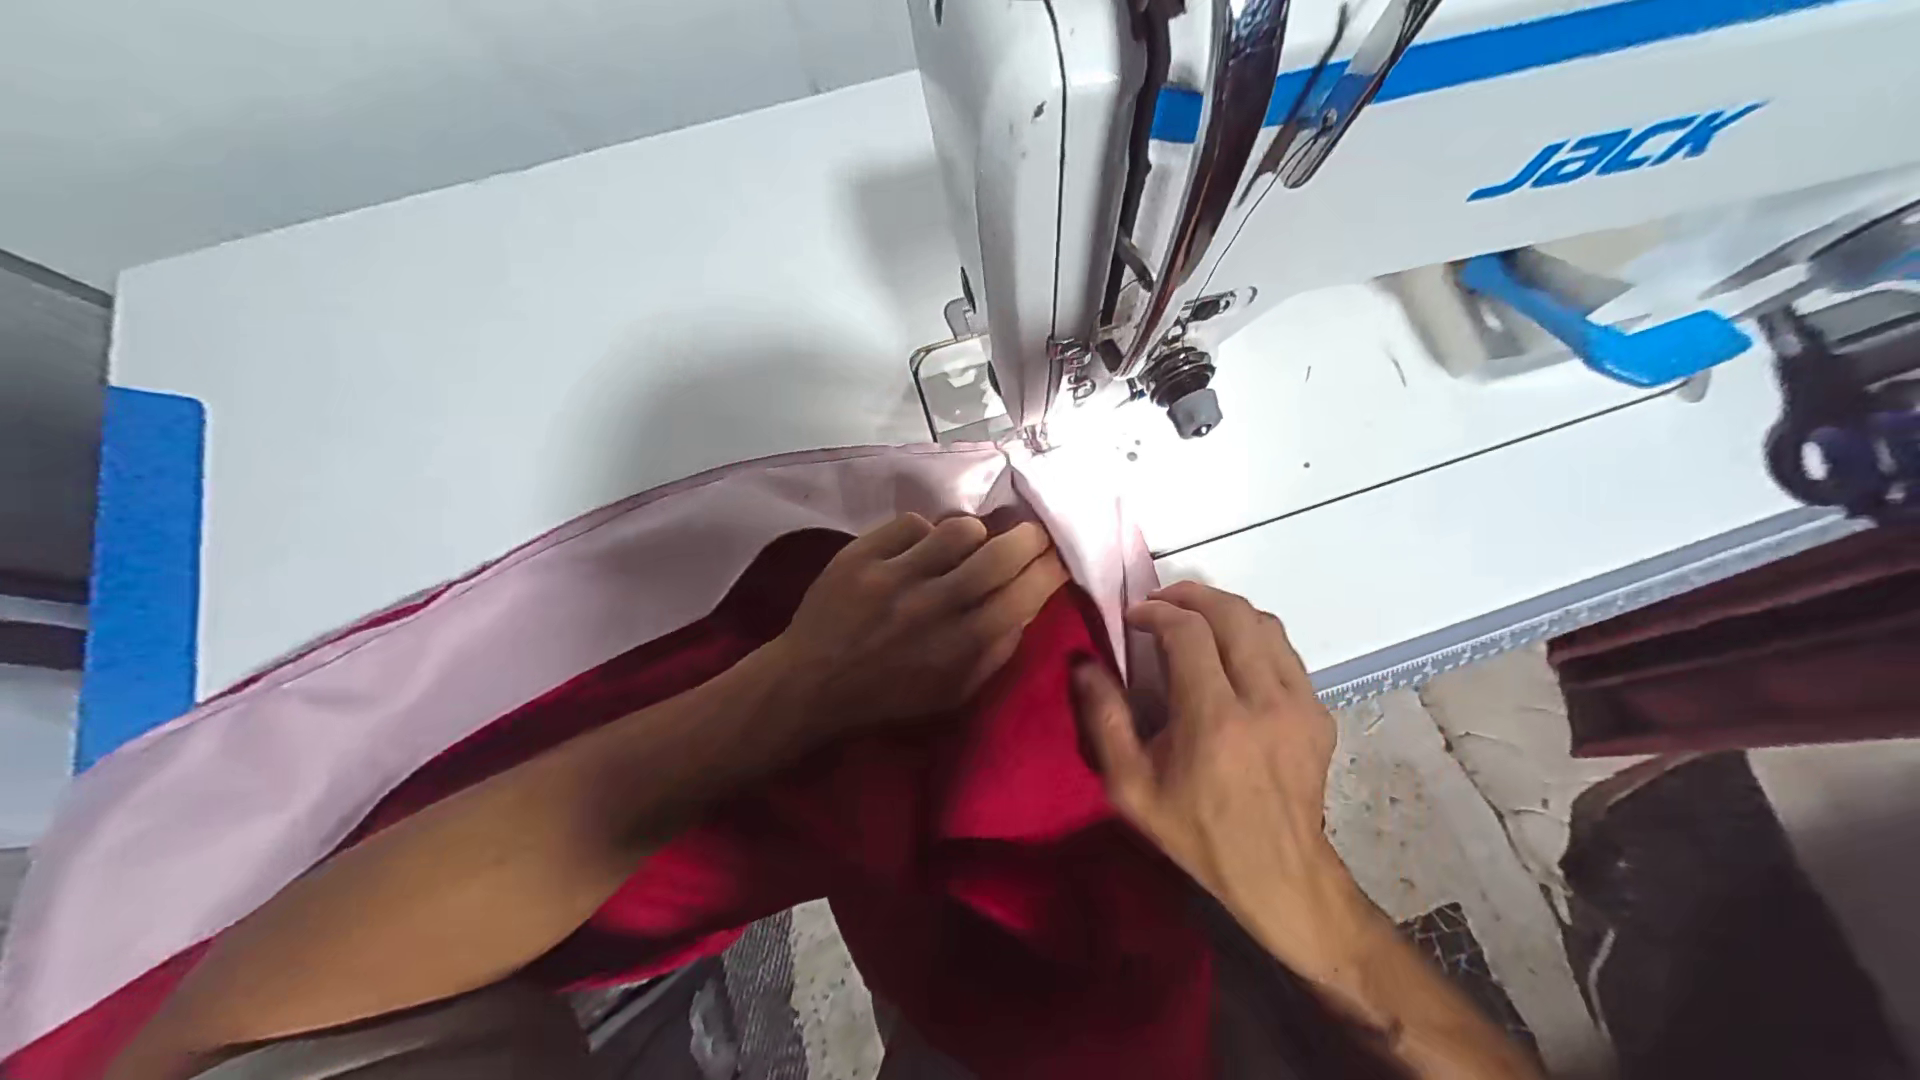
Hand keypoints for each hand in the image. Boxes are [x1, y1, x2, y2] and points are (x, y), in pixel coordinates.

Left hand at [767, 513, 1068, 739]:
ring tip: (967, 542)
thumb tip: (1026, 605)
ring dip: (973, 532)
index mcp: (960, 647)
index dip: (1050, 569)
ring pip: (958, 528)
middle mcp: (933, 607)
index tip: (1056, 558)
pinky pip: (912, 522)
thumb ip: (995, 653)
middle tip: (1031, 533)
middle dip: (1029, 537)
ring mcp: (894, 577)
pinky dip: (923, 532)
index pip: (1025, 594)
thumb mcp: (953, 692)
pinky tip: (916, 549)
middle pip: (1000, 553)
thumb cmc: (889, 694)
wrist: (811, 683)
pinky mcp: (860, 556)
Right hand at [1071, 582, 1370, 979]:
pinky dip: (1251, 636)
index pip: (1189, 631)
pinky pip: (1285, 651)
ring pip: (1265, 623)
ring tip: (1193, 619)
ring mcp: (1300, 705)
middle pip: (1233, 613)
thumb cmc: (1196, 832)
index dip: (1156, 611)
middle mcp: (1264, 700)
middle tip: (1160, 602)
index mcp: (1214, 719)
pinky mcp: (1319, 713)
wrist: (1281, 875)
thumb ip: (1103, 720)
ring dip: (1223, 610)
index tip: (1134, 617)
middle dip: (1191, 595)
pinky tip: (1229, 654)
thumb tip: (1084, 663)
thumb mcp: (1130, 788)